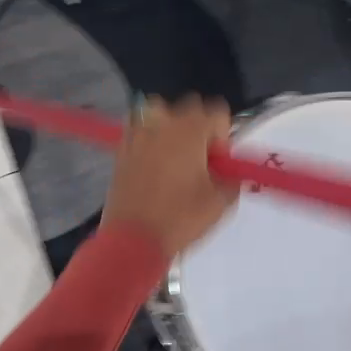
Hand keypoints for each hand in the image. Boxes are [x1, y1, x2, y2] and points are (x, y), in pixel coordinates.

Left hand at [101, 95, 238, 256]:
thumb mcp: (220, 202)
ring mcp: (136, 135)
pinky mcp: (119, 152)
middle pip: (188, 110)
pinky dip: (147, 142)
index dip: (223, 139)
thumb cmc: (179, 219)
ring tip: (173, 161)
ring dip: (170, 130)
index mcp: (191, 128)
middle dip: (198, 131)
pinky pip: (137, 133)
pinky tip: (151, 167)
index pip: (218, 113)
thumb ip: (232, 179)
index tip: (218, 164)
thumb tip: (228, 174)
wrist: (131, 240)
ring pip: (159, 115)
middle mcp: (162, 122)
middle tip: (198, 163)